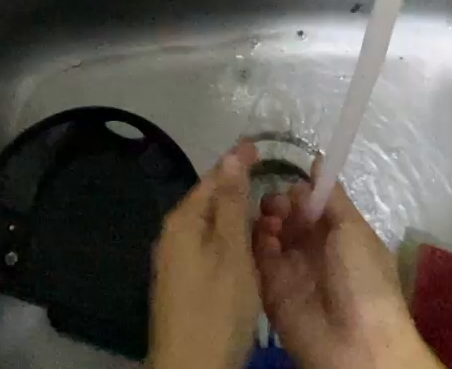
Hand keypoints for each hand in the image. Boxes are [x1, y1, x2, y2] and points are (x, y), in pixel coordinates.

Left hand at [150, 140, 261, 368]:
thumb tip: (232, 155)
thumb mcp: (231, 250)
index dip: (238, 162)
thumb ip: (232, 202)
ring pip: (214, 227)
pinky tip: (253, 252)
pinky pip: (213, 249)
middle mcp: (175, 235)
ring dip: (240, 220)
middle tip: (275, 186)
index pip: (214, 178)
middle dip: (241, 191)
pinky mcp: (186, 284)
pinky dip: (234, 244)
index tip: (261, 145)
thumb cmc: (216, 307)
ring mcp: (178, 261)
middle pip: (213, 201)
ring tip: (272, 219)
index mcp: (184, 220)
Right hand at [254, 180, 442, 368]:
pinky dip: (256, 244)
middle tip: (274, 203)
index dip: (299, 191)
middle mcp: (313, 250)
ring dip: (266, 221)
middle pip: (288, 217)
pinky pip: (258, 261)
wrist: (358, 345)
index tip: (287, 181)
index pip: (311, 205)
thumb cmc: (363, 279)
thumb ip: (331, 197)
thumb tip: (317, 160)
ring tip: (269, 219)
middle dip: (278, 203)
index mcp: (338, 235)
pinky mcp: (272, 291)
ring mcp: (292, 271)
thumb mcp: (353, 229)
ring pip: (270, 235)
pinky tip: (261, 235)